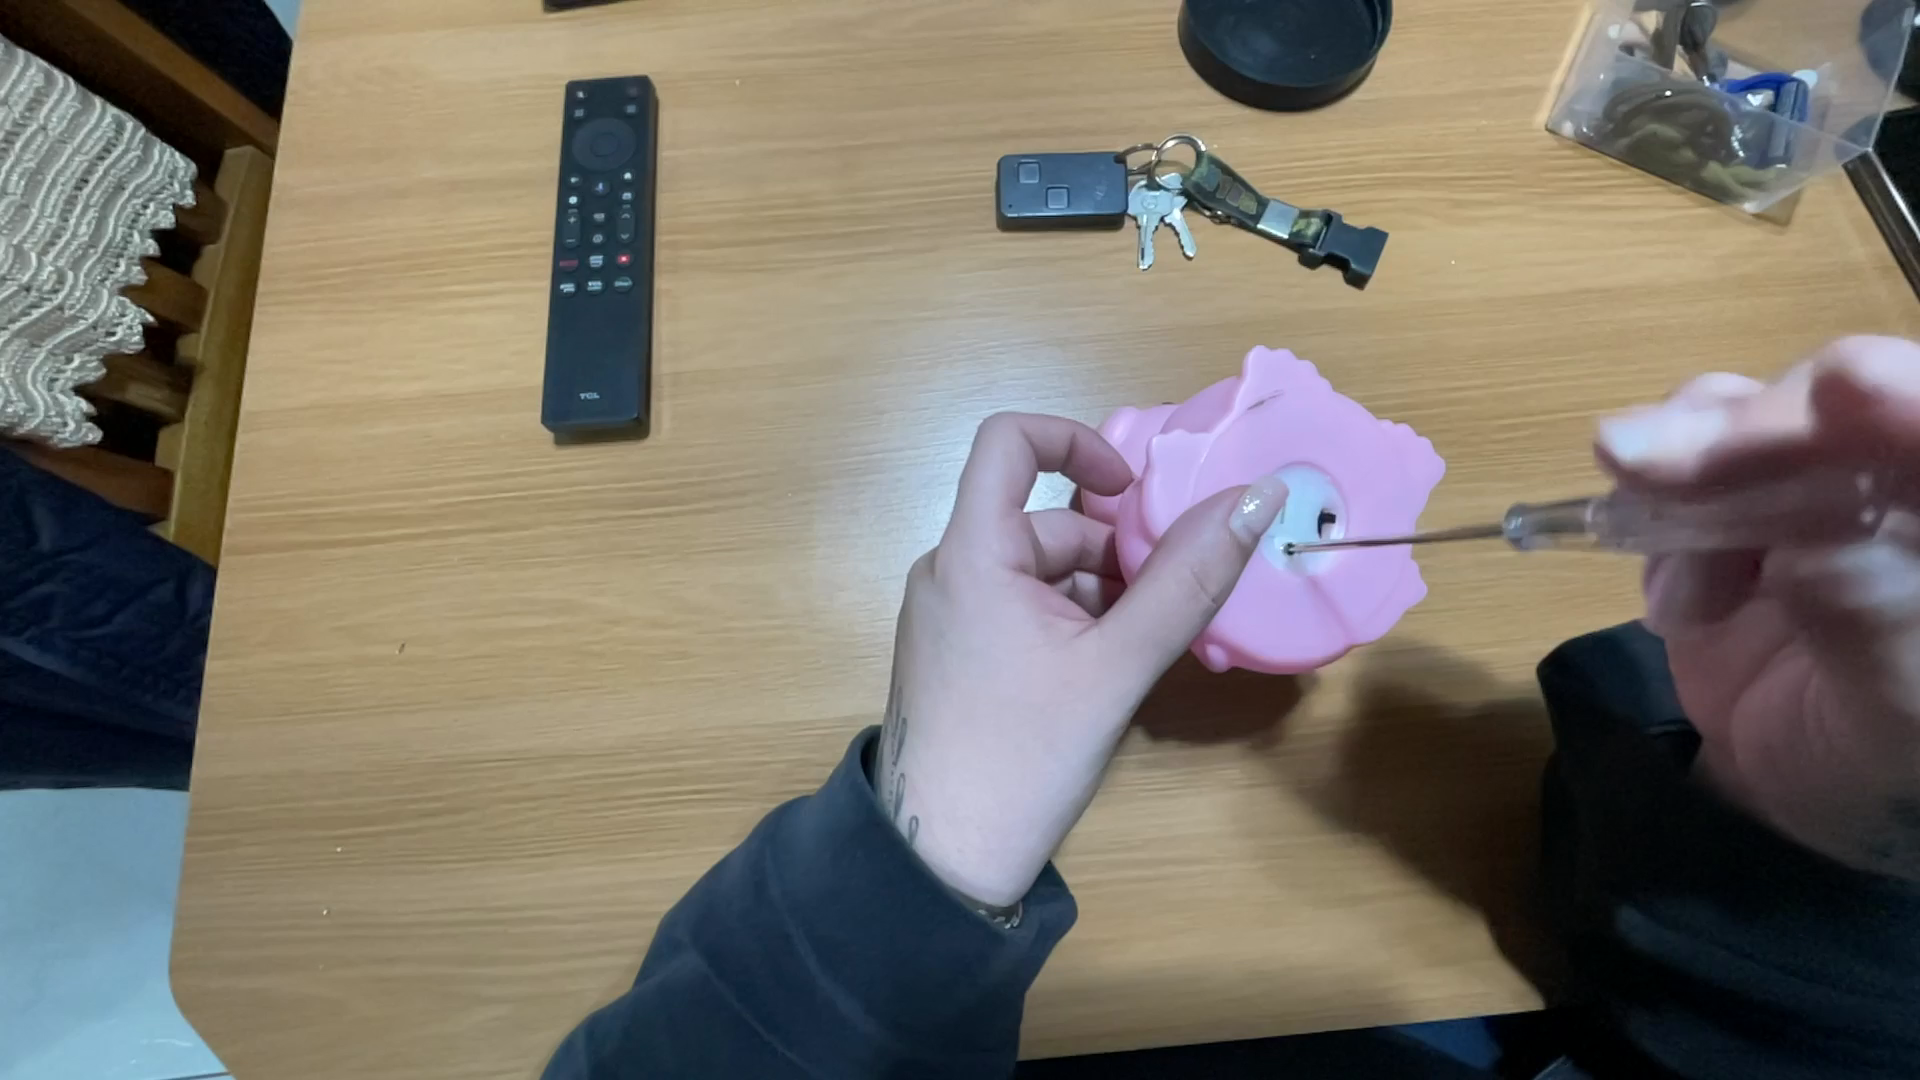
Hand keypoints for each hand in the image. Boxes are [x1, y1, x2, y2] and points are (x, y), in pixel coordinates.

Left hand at [875, 413, 1287, 906]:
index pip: (1007, 440)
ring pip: (1038, 571)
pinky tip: (1097, 674)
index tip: (1131, 495)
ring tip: (1134, 657)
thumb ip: (1187, 580)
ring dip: (1096, 595)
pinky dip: (1067, 622)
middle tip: (1164, 614)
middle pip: (1043, 522)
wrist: (941, 858)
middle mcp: (948, 569)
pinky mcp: (954, 649)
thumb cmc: (1026, 754)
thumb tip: (1256, 496)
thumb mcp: (1117, 665)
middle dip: (1112, 556)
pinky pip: (1019, 607)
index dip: (1075, 441)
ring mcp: (947, 612)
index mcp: (971, 553)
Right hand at [1597, 337, 1919, 879]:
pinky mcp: (1725, 507)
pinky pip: (1668, 466)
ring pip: (1740, 412)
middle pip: (1831, 395)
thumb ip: (1871, 618)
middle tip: (1634, 462)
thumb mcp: (1892, 712)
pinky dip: (1645, 515)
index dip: (1902, 399)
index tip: (1842, 389)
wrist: (1793, 786)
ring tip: (1650, 528)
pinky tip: (1673, 591)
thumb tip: (1818, 527)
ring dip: (1677, 465)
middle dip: (1738, 427)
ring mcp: (1809, 487)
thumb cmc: (1878, 762)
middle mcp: (1894, 480)